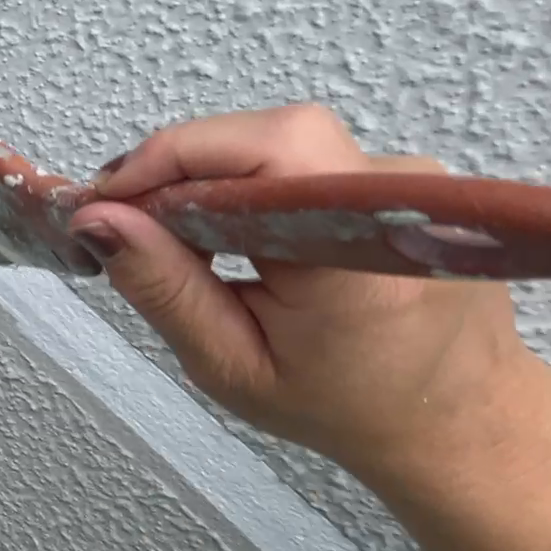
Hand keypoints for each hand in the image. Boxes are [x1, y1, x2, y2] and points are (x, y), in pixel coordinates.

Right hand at [65, 104, 544, 482]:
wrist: (454, 413)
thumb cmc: (337, 403)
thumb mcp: (226, 363)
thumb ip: (163, 287)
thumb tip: (97, 221)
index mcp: (354, 257)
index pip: (263, 153)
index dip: (168, 160)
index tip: (98, 203)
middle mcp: (397, 199)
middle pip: (264, 137)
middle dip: (172, 166)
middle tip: (114, 217)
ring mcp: (404, 182)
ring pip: (271, 145)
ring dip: (198, 177)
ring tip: (154, 231)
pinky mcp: (393, 181)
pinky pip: (290, 161)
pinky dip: (231, 185)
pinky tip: (205, 229)